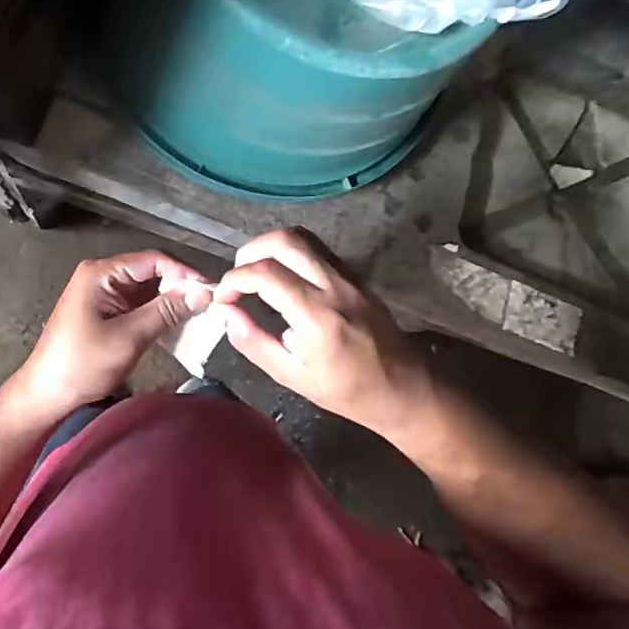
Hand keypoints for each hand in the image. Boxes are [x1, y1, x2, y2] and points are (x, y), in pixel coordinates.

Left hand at [10, 250, 209, 419]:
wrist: (47, 397)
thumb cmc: (81, 364)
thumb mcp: (127, 337)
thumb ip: (165, 312)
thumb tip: (203, 294)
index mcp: (100, 274)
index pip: (152, 260)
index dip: (183, 272)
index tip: (211, 291)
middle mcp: (101, 278)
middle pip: (151, 273)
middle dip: (179, 288)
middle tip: (210, 306)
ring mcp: (103, 297)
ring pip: (147, 292)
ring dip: (171, 304)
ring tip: (200, 318)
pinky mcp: (106, 316)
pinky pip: (139, 308)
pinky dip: (158, 316)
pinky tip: (178, 328)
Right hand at [214, 228, 429, 436]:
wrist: (406, 388)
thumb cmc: (347, 390)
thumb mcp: (291, 376)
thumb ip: (253, 341)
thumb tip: (226, 313)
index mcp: (317, 317)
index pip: (265, 274)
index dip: (233, 280)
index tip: (223, 298)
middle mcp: (334, 287)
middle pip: (284, 241)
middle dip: (249, 253)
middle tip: (236, 277)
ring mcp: (349, 277)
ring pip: (302, 237)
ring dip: (269, 247)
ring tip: (254, 272)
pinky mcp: (355, 275)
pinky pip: (317, 249)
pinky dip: (289, 253)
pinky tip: (281, 276)